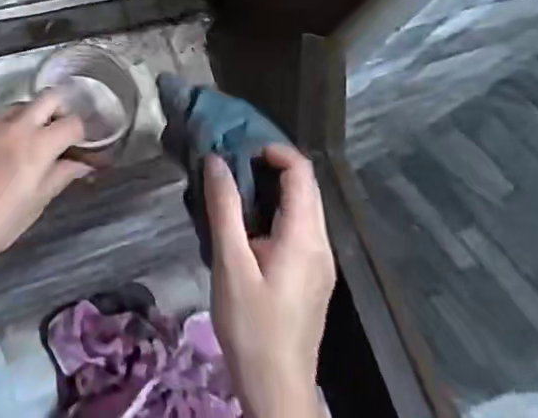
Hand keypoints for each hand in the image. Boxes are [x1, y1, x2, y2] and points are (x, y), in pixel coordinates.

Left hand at [0, 90, 92, 267]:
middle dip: (60, 110)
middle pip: (50, 97)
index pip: (72, 123)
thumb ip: (61, 174)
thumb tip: (81, 164)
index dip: (80, 133)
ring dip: (31, 117)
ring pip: (21, 105)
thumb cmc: (2, 222)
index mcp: (39, 145)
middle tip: (59, 132)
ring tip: (29, 143)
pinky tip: (1, 150)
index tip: (78, 144)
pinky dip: (6, 127)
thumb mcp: (38, 201)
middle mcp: (17, 125)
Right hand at [205, 144, 334, 417]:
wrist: (276, 389)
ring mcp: (320, 263)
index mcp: (305, 237)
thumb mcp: (230, 263)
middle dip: (268, 165)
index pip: (301, 172)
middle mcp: (321, 244)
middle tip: (228, 162)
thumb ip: (225, 208)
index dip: (273, 150)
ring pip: (300, 207)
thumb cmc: (251, 326)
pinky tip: (243, 224)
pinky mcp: (311, 277)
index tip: (237, 148)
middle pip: (304, 187)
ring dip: (269, 189)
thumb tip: (216, 160)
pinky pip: (297, 228)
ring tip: (229, 188)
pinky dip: (273, 212)